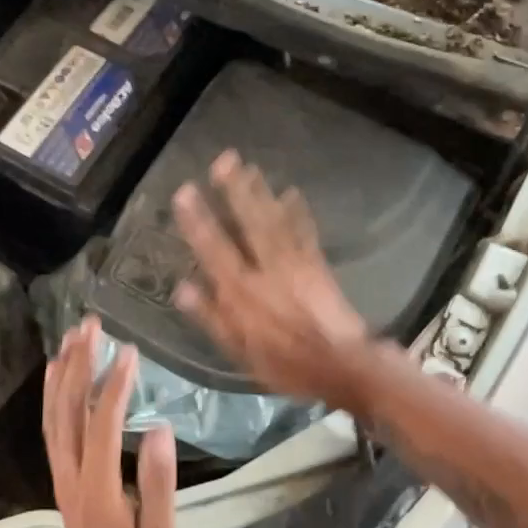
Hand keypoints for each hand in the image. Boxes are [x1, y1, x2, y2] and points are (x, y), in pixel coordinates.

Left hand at [42, 317, 176, 527]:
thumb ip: (159, 487)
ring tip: (73, 336)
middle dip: (79, 363)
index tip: (129, 351)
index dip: (114, 385)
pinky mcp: (60, 478)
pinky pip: (50, 428)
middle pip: (68, 408)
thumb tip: (163, 431)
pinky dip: (51, 396)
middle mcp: (72, 474)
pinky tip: (55, 374)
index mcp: (100, 488)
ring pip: (54, 413)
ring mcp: (61, 475)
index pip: (103, 424)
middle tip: (91, 324)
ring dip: (62, 372)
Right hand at [170, 150, 377, 408]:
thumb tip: (182, 287)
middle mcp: (265, 271)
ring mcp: (294, 265)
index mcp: (241, 293)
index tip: (186, 191)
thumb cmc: (286, 365)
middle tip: (224, 159)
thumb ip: (211, 317)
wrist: (345, 367)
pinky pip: (304, 233)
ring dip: (260, 192)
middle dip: (234, 191)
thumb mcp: (239, 352)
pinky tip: (290, 193)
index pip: (213, 249)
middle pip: (248, 224)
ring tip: (248, 166)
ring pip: (274, 221)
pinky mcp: (318, 266)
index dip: (198, 220)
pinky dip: (297, 212)